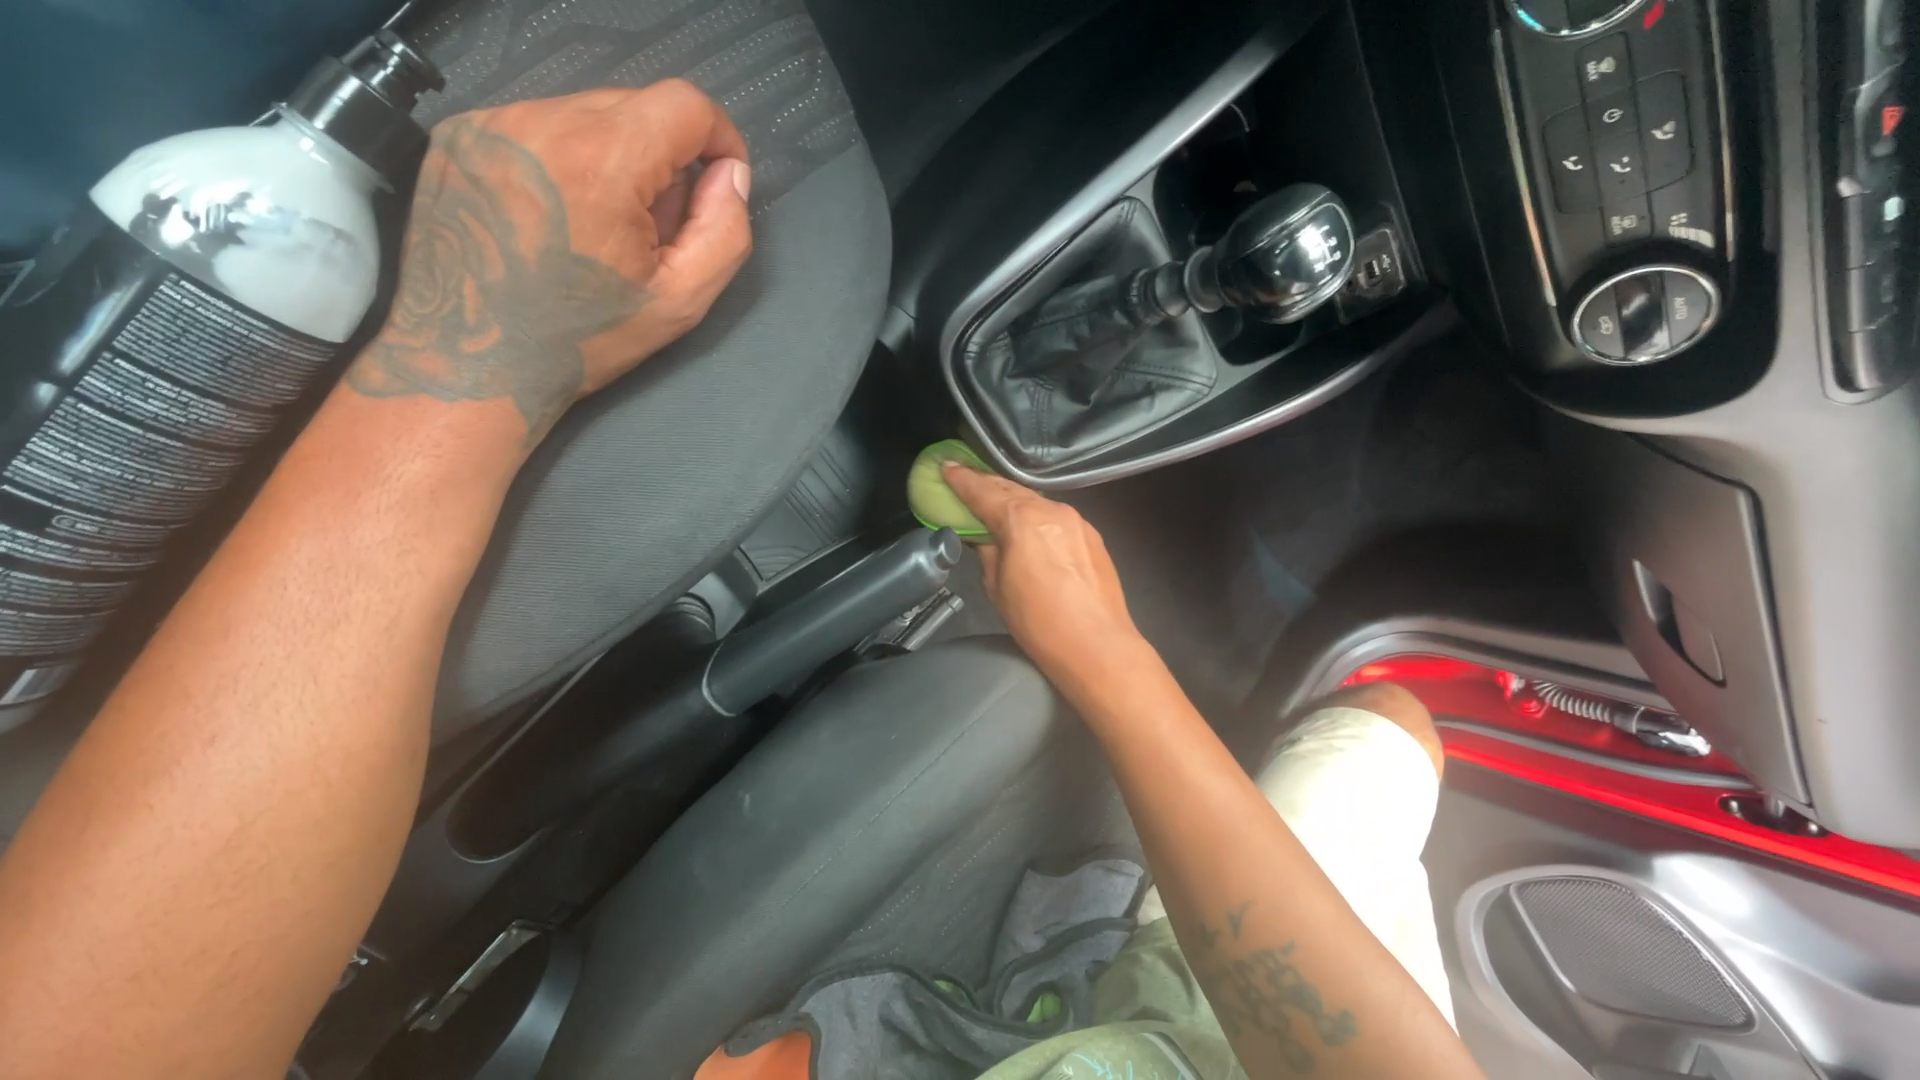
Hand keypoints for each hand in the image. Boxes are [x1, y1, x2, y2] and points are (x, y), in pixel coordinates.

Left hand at [347, 80, 752, 438]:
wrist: (474, 361)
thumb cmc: (584, 338)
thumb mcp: (681, 300)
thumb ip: (725, 231)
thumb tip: (730, 175)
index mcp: (602, 160)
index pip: (685, 104)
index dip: (719, 136)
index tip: (720, 177)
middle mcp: (541, 121)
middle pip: (636, 106)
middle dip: (663, 157)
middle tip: (652, 225)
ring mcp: (492, 124)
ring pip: (586, 114)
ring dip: (613, 157)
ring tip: (597, 225)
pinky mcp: (459, 136)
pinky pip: (538, 126)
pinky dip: (564, 159)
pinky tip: (553, 216)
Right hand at [942, 464, 1152, 694]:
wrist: (1096, 645)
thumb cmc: (1038, 622)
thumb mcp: (996, 587)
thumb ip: (988, 553)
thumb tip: (986, 538)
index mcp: (1022, 518)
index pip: (983, 492)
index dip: (961, 479)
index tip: (945, 467)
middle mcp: (1051, 509)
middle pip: (1011, 489)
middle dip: (986, 485)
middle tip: (965, 479)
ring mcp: (1076, 521)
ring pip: (1036, 502)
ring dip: (1013, 500)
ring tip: (994, 503)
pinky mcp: (1092, 536)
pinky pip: (1055, 517)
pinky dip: (1036, 517)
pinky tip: (1029, 528)